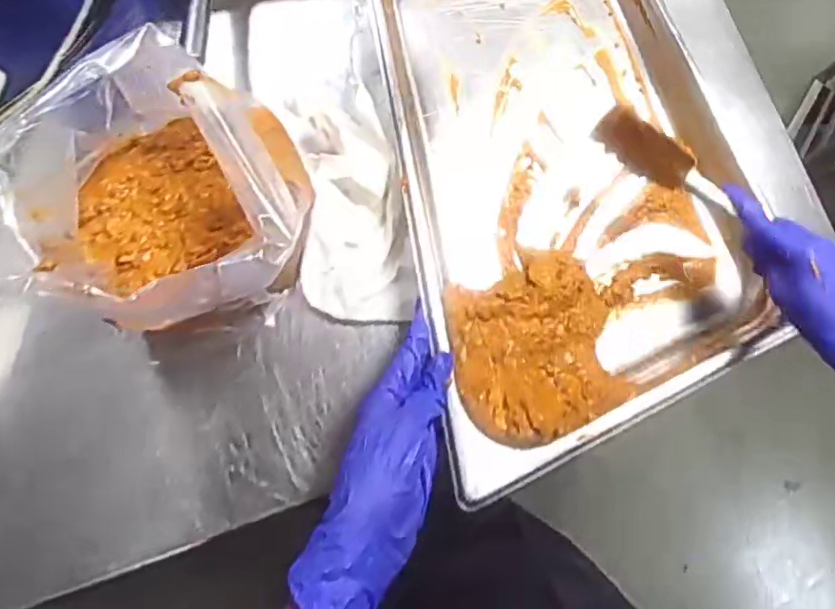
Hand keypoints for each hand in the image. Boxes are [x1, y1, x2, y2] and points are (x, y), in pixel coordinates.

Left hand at [288, 308, 450, 608]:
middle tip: (458, 315)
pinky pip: (439, 412)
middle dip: (436, 343)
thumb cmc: (378, 479)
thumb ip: (426, 393)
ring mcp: (410, 427)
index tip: (430, 300)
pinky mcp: (421, 447)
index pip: (408, 351)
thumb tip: (442, 362)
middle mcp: (397, 406)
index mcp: (386, 395)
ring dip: (446, 368)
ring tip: (465, 343)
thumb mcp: (406, 427)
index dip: (421, 327)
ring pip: (431, 388)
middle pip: (420, 367)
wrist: (368, 534)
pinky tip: (465, 387)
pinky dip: (451, 396)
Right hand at [724, 186, 834, 424]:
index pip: (765, 222)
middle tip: (749, 252)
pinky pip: (811, 248)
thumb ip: (770, 268)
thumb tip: (759, 251)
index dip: (745, 206)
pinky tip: (794, 275)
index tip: (730, 191)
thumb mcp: (786, 298)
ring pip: (796, 237)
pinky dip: (796, 254)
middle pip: (781, 226)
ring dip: (780, 245)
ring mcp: (832, 249)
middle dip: (762, 233)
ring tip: (770, 268)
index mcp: (799, 250)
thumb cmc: (822, 325)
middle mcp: (817, 243)